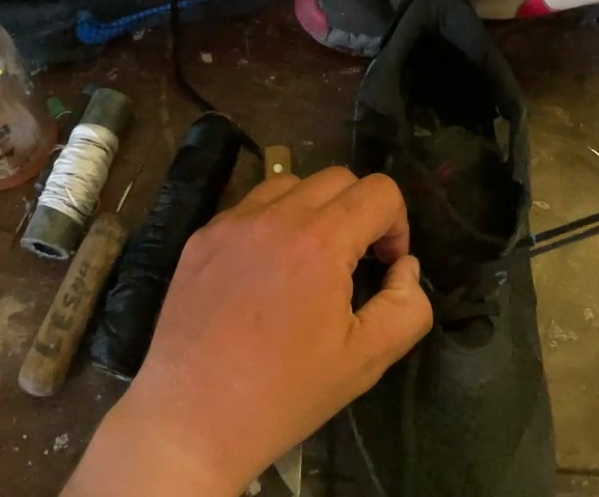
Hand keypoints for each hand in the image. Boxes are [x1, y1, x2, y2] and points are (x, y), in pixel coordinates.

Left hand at [66, 166, 433, 495]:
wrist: (191, 419)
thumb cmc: (284, 393)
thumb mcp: (366, 360)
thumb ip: (407, 306)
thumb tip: (405, 267)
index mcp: (321, 239)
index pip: (379, 191)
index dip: (396, 225)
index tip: (386, 266)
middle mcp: (275, 215)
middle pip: (338, 178)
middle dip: (360, 213)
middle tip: (354, 265)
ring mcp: (232, 221)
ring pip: (291, 184)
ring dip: (314, 211)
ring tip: (308, 263)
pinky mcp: (202, 237)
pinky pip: (250, 208)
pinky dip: (271, 224)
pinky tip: (264, 274)